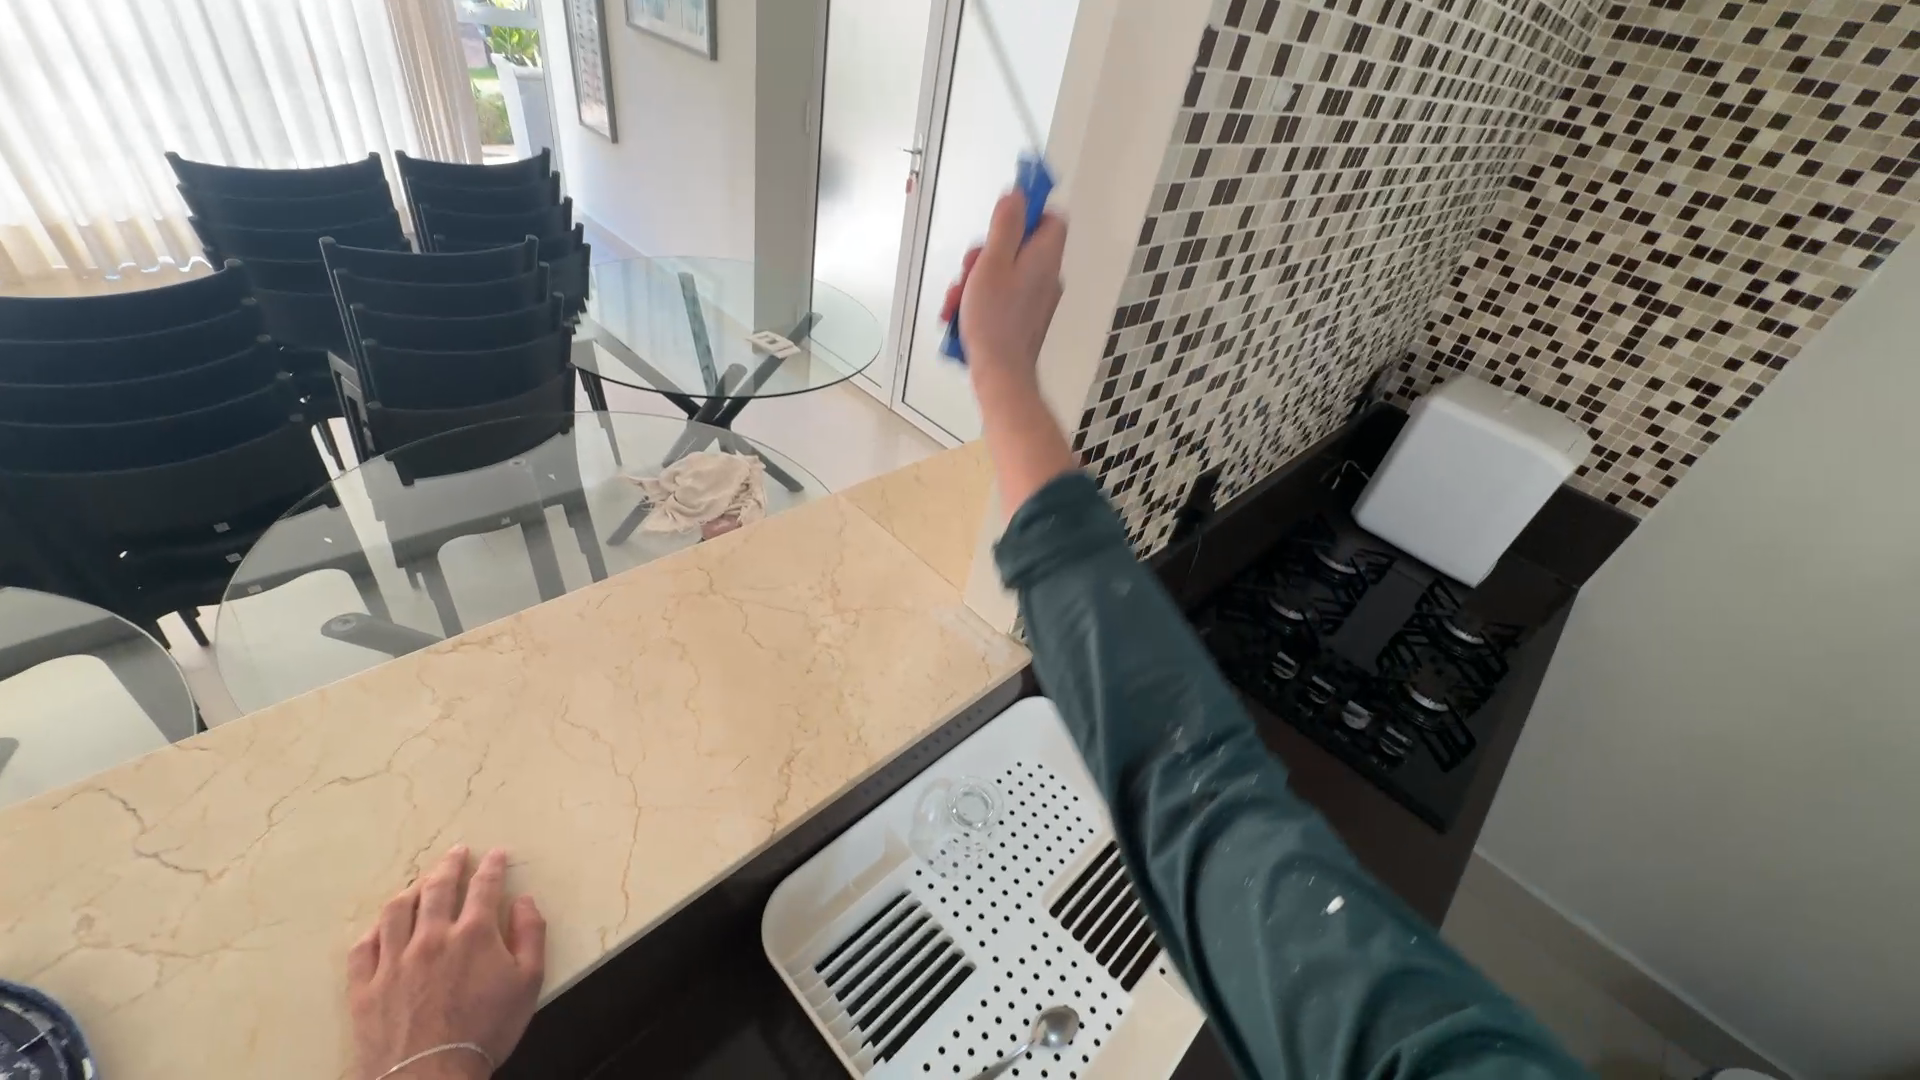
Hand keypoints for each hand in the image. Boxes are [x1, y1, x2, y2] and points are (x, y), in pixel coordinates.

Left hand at [348, 846, 547, 1079]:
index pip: (485, 885)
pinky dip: (374, 930)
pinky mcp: (365, 988)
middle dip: (450, 865)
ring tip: (420, 883)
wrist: (430, 1078)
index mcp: (474, 933)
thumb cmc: (487, 1029)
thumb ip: (531, 934)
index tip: (496, 853)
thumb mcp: (530, 981)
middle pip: (438, 888)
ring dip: (411, 890)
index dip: (492, 865)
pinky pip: (363, 948)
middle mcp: (432, 938)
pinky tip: (383, 926)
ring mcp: (393, 962)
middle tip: (456, 853)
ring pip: (397, 911)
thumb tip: (525, 901)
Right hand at [944, 190, 1067, 393]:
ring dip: (975, 280)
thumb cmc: (994, 321)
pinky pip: (1001, 298)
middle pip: (1019, 247)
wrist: (1001, 372)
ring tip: (959, 299)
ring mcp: (1036, 300)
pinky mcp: (1023, 320)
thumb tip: (1017, 195)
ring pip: (1005, 273)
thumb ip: (1006, 225)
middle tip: (969, 269)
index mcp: (1045, 257)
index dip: (1026, 212)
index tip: (1001, 218)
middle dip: (986, 254)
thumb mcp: (992, 262)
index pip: (1050, 218)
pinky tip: (961, 315)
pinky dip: (980, 301)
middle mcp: (1046, 277)